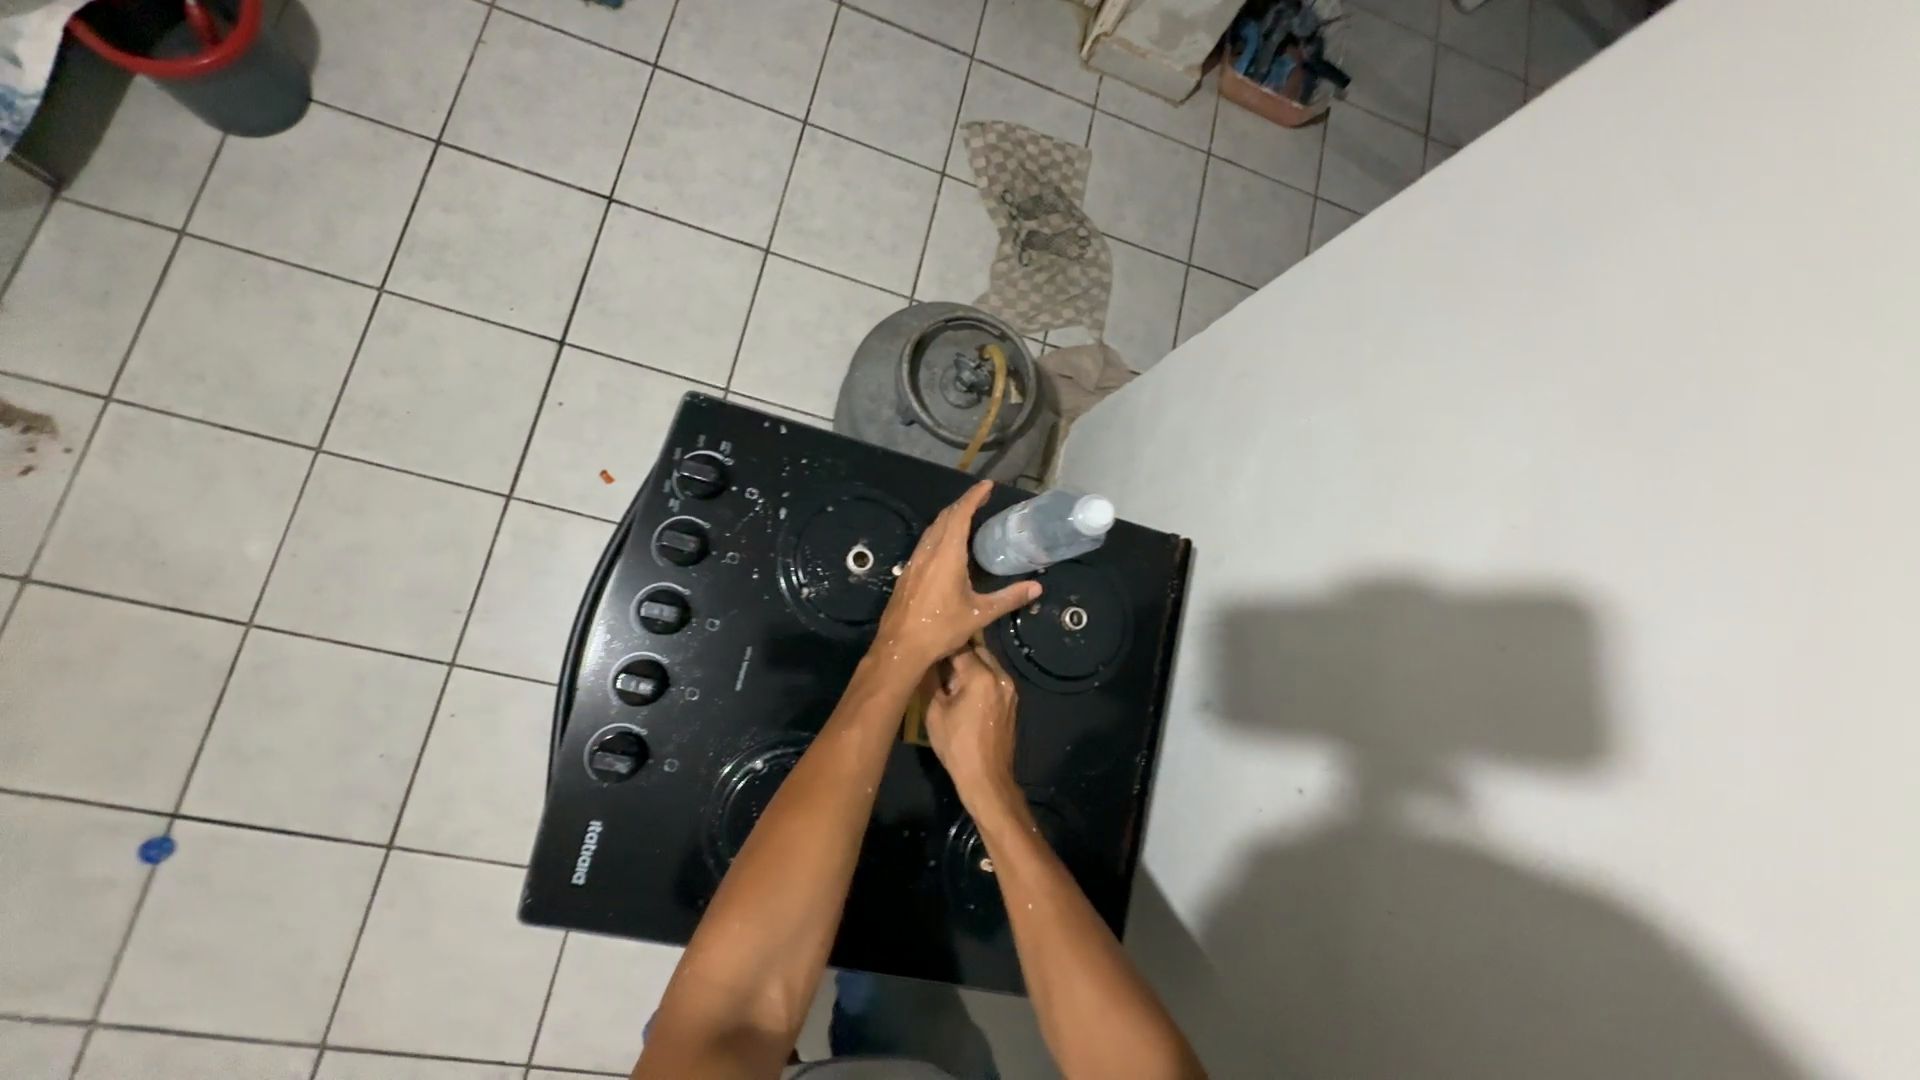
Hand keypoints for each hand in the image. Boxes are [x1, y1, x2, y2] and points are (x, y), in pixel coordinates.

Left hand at [875, 481, 1041, 669]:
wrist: (901, 647)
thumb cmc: (941, 628)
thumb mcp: (980, 614)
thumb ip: (1008, 598)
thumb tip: (1036, 587)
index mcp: (947, 554)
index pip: (960, 514)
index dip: (974, 497)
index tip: (988, 485)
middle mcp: (929, 551)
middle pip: (945, 517)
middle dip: (963, 504)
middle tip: (982, 499)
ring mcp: (915, 561)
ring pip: (932, 529)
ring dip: (949, 518)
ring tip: (967, 517)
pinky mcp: (908, 572)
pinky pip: (926, 542)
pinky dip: (940, 534)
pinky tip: (948, 546)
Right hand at [926, 644, 1021, 816]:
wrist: (987, 777)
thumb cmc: (957, 746)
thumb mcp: (935, 712)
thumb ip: (932, 681)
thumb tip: (927, 662)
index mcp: (981, 676)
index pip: (959, 648)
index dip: (942, 650)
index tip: (929, 652)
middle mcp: (1001, 676)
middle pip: (978, 650)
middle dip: (960, 654)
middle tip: (940, 668)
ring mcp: (1010, 689)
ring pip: (989, 664)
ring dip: (972, 666)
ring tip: (952, 682)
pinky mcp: (1013, 701)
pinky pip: (995, 678)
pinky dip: (982, 678)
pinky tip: (967, 694)